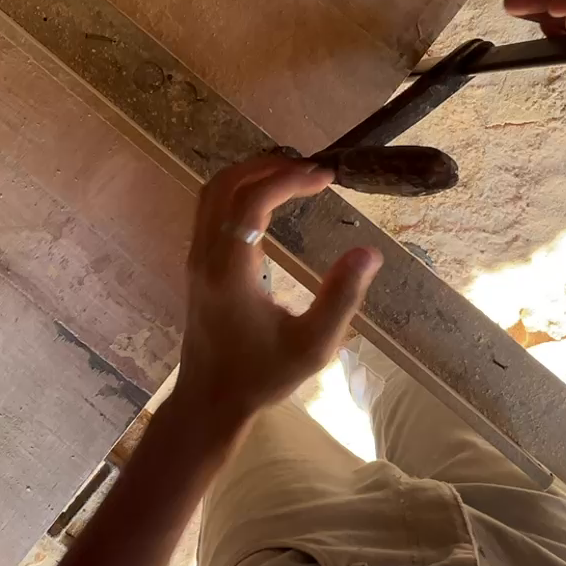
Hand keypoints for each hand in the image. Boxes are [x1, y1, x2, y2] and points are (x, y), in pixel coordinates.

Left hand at [173, 155, 382, 430]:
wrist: (210, 399)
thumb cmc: (262, 376)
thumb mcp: (312, 347)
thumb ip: (340, 298)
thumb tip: (369, 252)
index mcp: (230, 271)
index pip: (251, 202)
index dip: (288, 180)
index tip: (326, 176)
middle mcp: (205, 255)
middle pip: (226, 185)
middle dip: (269, 166)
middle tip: (312, 171)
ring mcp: (195, 256)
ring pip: (212, 191)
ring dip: (250, 173)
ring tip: (293, 174)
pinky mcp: (196, 261)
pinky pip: (209, 207)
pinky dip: (238, 189)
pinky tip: (268, 198)